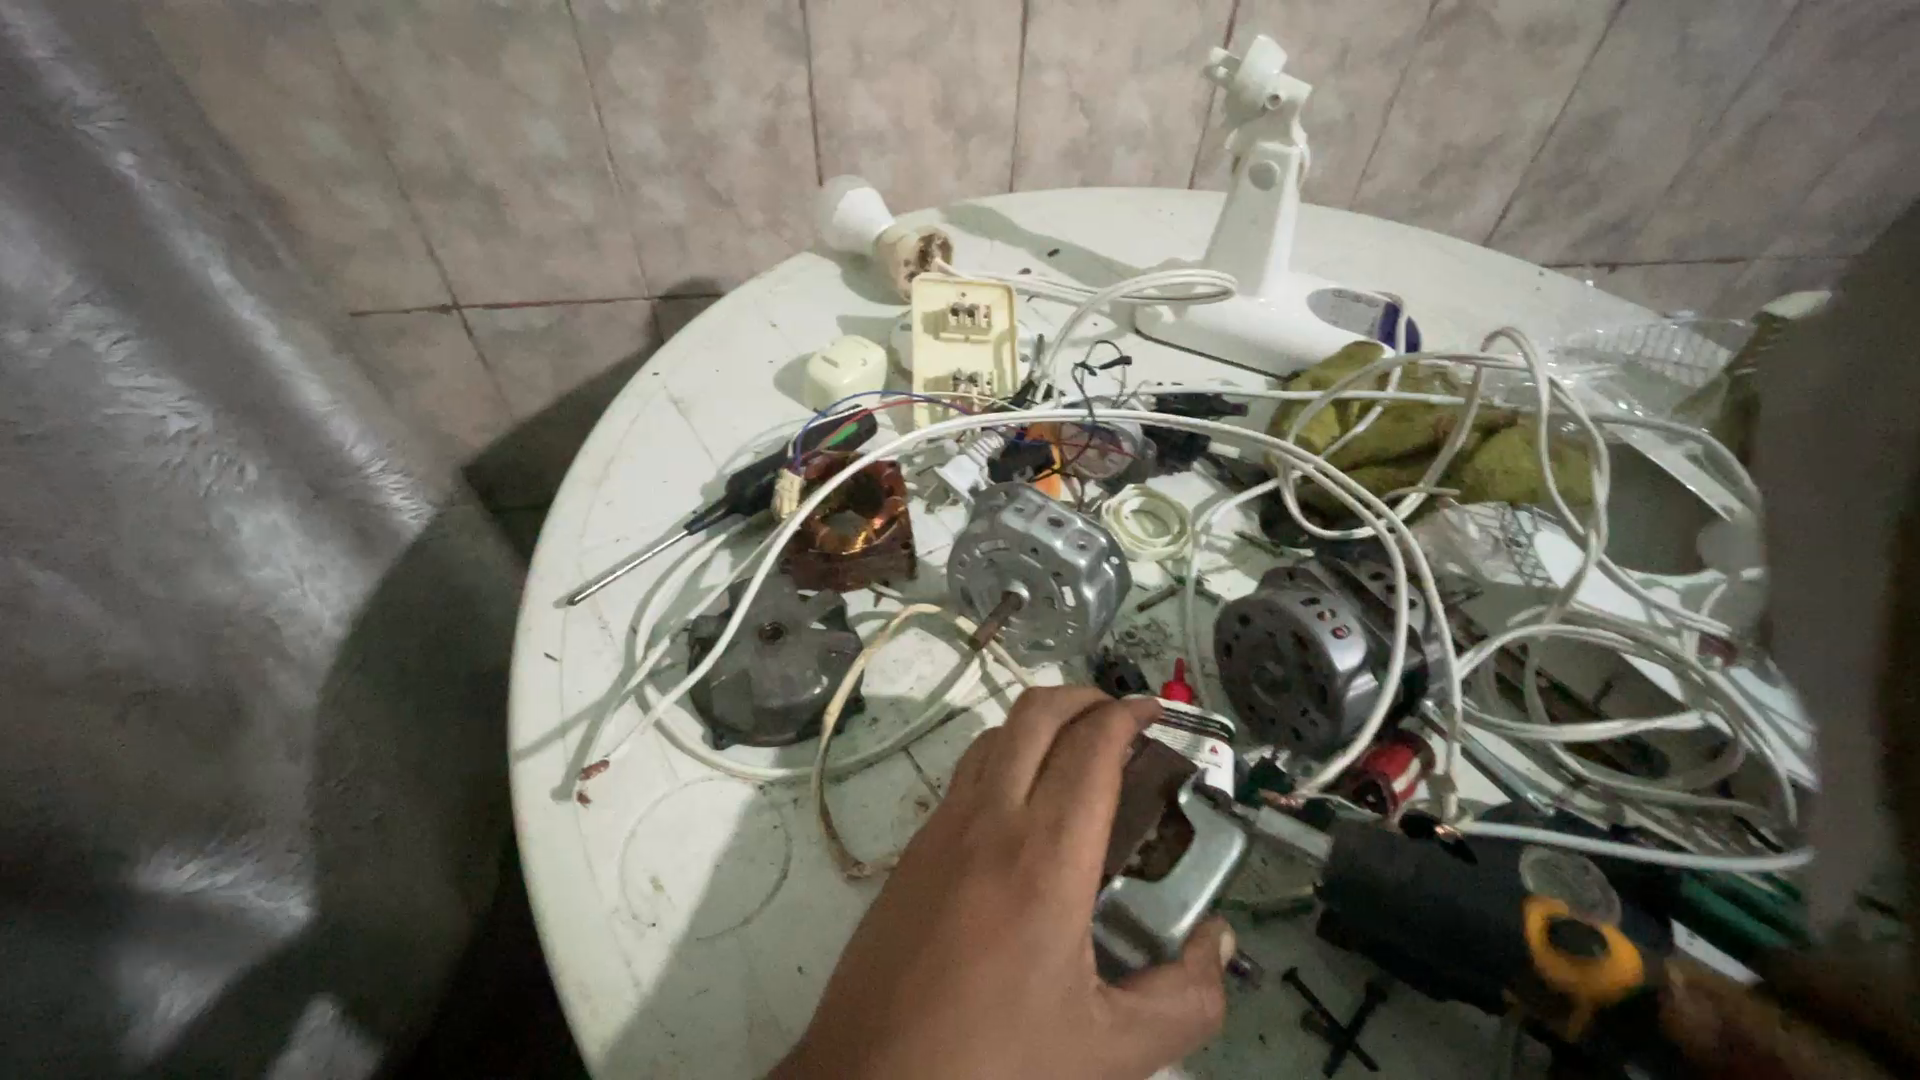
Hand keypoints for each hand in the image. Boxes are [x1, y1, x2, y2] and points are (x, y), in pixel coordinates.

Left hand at [771, 687, 1234, 1079]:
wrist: (871, 1078)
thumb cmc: (993, 1062)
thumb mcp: (1109, 1050)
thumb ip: (1183, 998)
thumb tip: (1216, 943)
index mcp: (1045, 857)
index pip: (1090, 748)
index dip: (1127, 715)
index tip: (1155, 713)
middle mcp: (989, 822)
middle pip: (1035, 715)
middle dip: (1084, 698)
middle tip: (1120, 718)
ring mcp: (942, 829)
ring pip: (994, 737)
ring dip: (1039, 723)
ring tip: (1076, 751)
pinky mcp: (913, 849)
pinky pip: (965, 776)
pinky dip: (1003, 758)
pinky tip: (1022, 806)